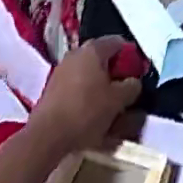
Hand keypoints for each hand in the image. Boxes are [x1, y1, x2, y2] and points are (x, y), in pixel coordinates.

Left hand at [27, 36, 141, 153]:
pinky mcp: (51, 91)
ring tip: (110, 107)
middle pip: (103, 60)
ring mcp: (60, 72)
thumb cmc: (86, 111)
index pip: (119, 43)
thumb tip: (133, 83)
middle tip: (125, 91)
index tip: (138, 75)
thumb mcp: (119, 99)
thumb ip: (132, 86)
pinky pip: (77, 88)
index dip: (132, 57)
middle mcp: (75, 55)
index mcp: (93, 49)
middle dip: (116, 74)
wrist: (45, 138)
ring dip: (101, 87)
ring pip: (89, 76)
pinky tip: (93, 115)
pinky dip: (87, 97)